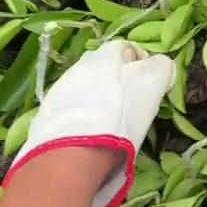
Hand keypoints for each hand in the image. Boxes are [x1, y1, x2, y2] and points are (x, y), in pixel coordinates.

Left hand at [6, 40, 174, 206]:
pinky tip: (88, 134)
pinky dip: (81, 115)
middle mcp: (79, 68)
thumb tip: (160, 65)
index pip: (125, 48)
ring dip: (97, 98)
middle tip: (130, 103)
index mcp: (105, 57)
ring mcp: (59, 92)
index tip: (149, 84)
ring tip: (108, 122)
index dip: (140, 63)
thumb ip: (159, 69)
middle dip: (117, 80)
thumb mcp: (150, 88)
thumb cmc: (119, 119)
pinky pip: (70, 109)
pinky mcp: (46, 116)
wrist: (72, 158)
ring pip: (85, 88)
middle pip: (103, 67)